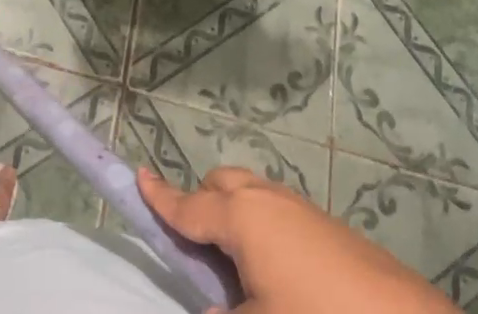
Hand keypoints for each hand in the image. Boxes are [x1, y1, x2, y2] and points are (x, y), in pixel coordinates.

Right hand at [137, 167, 458, 313]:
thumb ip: (220, 310)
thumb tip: (214, 307)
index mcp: (242, 217)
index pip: (186, 204)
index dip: (158, 196)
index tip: (137, 177)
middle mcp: (271, 202)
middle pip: (223, 184)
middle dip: (202, 202)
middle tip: (195, 246)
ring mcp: (309, 213)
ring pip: (257, 198)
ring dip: (237, 219)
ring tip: (239, 271)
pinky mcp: (340, 233)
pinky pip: (286, 218)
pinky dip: (269, 235)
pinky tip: (283, 281)